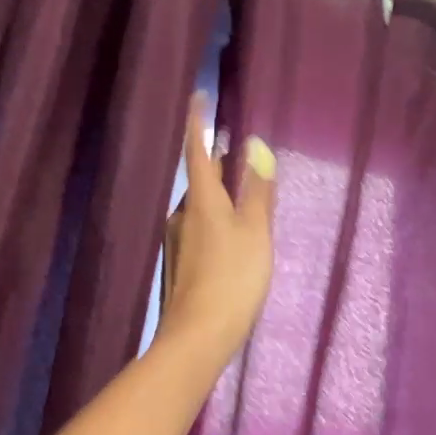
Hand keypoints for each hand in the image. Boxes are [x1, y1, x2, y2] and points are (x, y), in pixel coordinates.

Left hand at [157, 93, 276, 361]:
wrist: (196, 338)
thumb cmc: (232, 279)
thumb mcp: (256, 232)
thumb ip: (258, 190)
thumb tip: (255, 145)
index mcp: (201, 201)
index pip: (197, 151)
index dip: (198, 123)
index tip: (197, 96)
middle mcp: (182, 215)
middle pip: (199, 179)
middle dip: (215, 161)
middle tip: (234, 147)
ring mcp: (178, 241)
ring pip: (200, 205)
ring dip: (218, 191)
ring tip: (241, 188)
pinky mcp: (181, 264)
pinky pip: (200, 226)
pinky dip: (216, 216)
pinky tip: (233, 231)